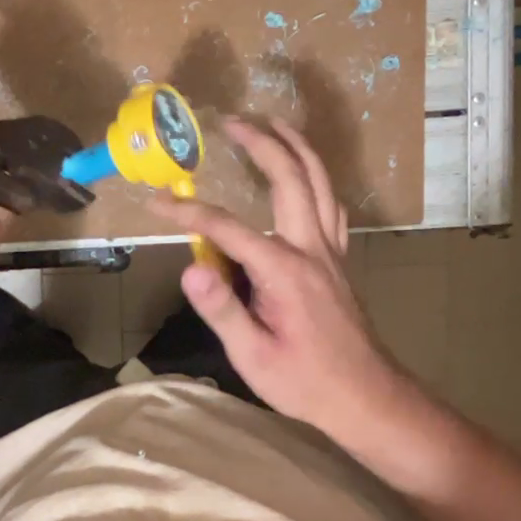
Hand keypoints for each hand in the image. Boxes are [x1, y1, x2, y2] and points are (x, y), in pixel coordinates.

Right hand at [150, 118, 418, 442]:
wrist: (366, 398)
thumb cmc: (304, 382)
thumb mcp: (252, 355)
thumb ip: (221, 308)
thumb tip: (190, 267)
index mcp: (284, 270)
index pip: (227, 229)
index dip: (188, 213)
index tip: (155, 204)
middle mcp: (311, 248)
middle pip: (290, 179)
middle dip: (261, 144)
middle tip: (231, 121)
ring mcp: (330, 251)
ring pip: (320, 182)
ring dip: (296, 148)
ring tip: (272, 125)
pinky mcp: (338, 261)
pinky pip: (331, 204)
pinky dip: (317, 179)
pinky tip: (306, 176)